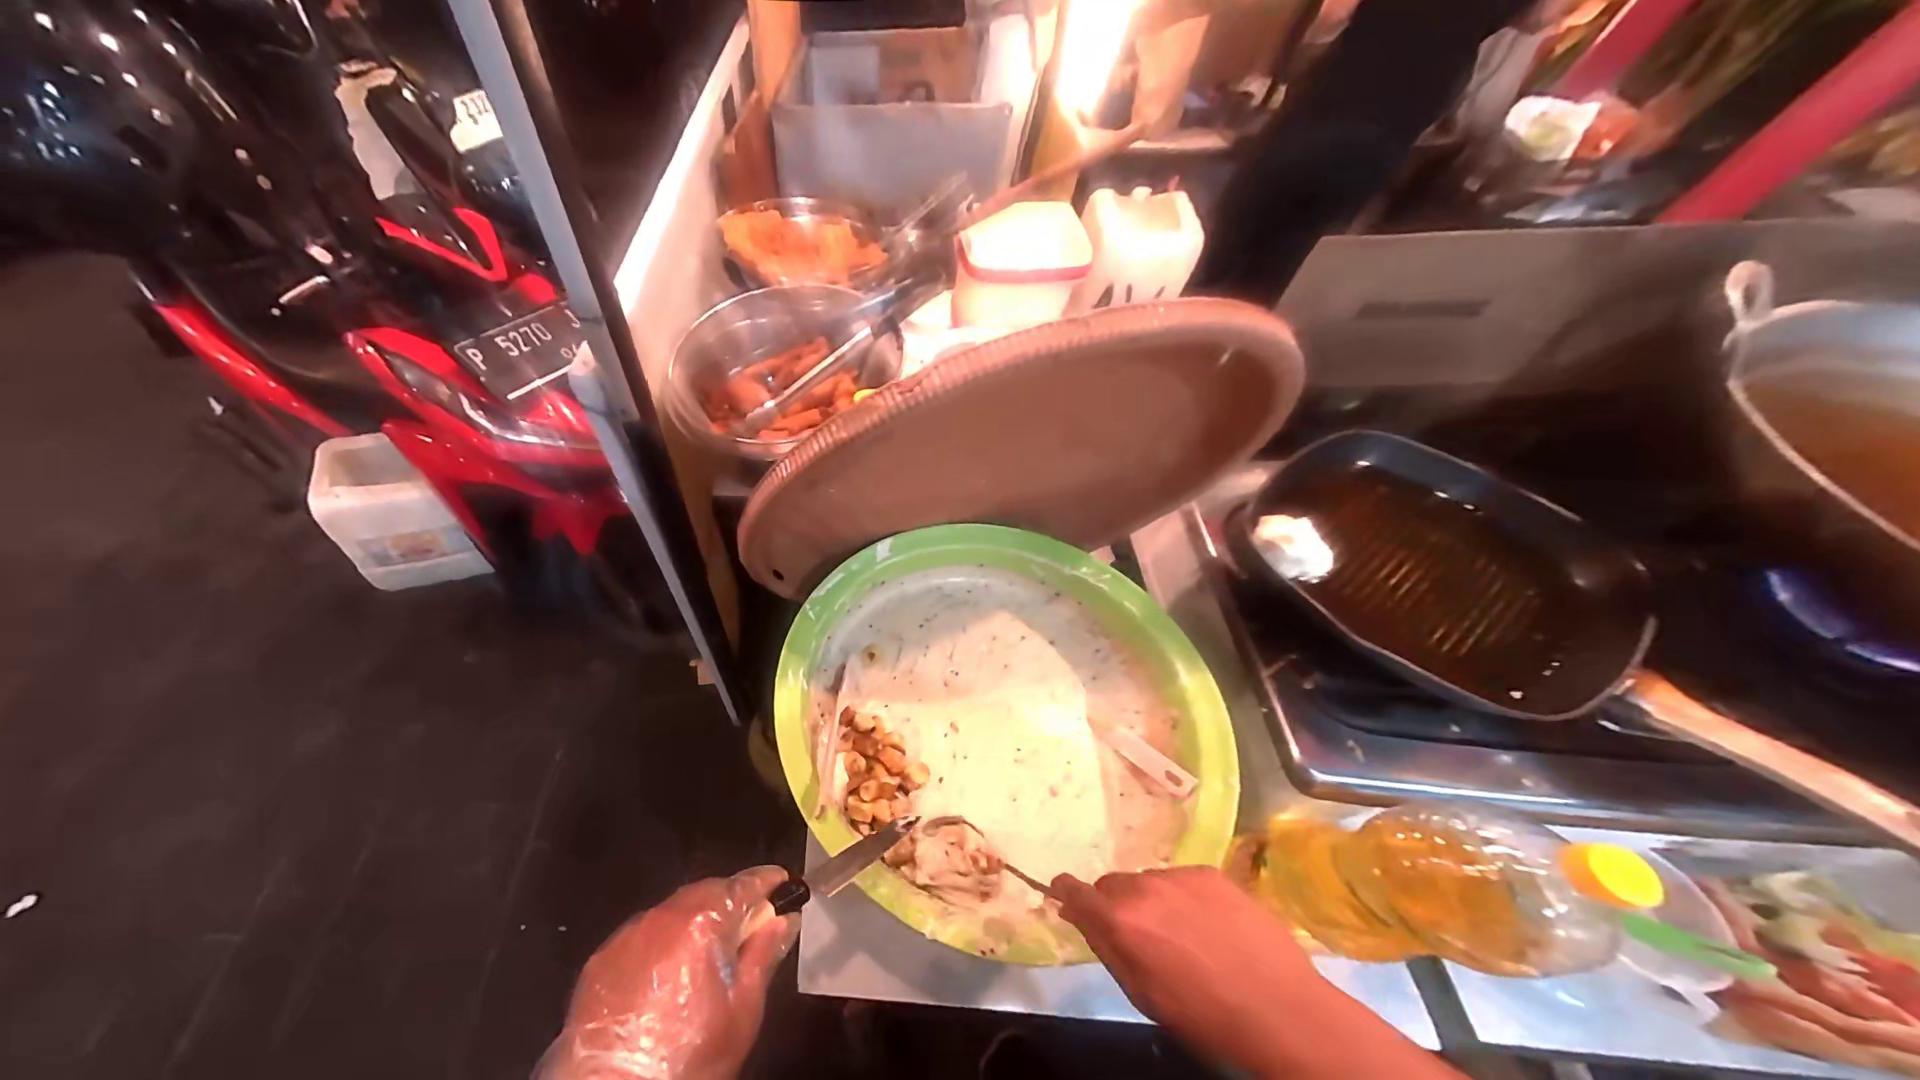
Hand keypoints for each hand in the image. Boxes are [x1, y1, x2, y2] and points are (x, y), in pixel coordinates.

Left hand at [536, 867, 798, 1079]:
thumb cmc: (690, 1057)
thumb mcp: (742, 1009)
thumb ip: (764, 955)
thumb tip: (785, 918)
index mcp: (703, 922)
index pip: (744, 884)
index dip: (768, 881)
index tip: (784, 882)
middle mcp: (664, 915)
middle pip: (708, 891)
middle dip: (732, 900)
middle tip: (749, 924)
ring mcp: (628, 935)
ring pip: (674, 909)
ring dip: (697, 918)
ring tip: (709, 949)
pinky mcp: (601, 959)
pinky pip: (644, 933)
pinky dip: (664, 939)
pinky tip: (670, 971)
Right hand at [1053, 867, 1460, 1079]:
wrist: (1280, 1008)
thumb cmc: (1204, 1015)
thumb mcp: (1142, 993)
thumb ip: (1106, 948)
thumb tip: (1080, 916)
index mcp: (1121, 920)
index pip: (1075, 891)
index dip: (1066, 891)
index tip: (1064, 894)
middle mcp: (1144, 887)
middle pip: (1113, 885)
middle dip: (1115, 904)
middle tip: (1138, 933)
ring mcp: (1180, 875)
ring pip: (1149, 881)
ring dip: (1152, 900)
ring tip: (1182, 932)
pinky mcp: (1210, 872)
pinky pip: (1182, 879)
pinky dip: (1184, 896)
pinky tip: (1209, 924)